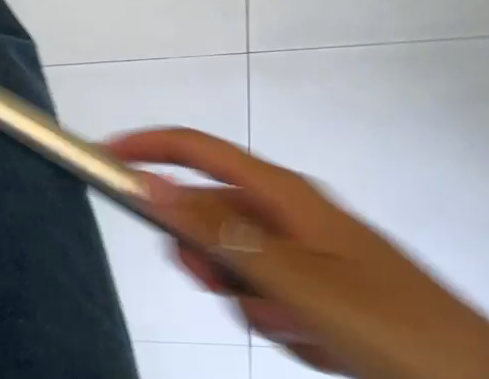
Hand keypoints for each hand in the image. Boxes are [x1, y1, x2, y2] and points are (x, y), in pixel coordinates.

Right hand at [108, 128, 488, 378]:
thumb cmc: (387, 324)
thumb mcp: (292, 280)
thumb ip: (216, 230)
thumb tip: (148, 183)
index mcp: (284, 194)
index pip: (196, 148)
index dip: (145, 146)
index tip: (101, 160)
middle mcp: (291, 213)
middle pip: (209, 212)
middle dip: (204, 254)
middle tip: (216, 284)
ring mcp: (310, 251)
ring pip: (235, 260)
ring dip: (246, 296)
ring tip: (291, 327)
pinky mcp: (325, 289)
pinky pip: (267, 291)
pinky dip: (276, 316)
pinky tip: (314, 341)